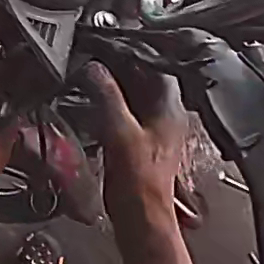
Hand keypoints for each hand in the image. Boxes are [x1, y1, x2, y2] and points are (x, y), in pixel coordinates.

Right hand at [83, 61, 195, 263]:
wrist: (140, 216)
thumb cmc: (141, 182)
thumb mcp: (120, 131)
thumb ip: (108, 96)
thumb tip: (95, 69)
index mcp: (170, 110)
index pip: (158, 67)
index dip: (135, 53)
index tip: (112, 47)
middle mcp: (165, 117)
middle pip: (144, 80)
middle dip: (120, 68)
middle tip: (97, 59)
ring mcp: (152, 130)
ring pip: (134, 97)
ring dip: (114, 87)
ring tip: (93, 78)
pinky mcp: (138, 143)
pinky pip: (125, 115)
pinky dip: (110, 106)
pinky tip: (95, 105)